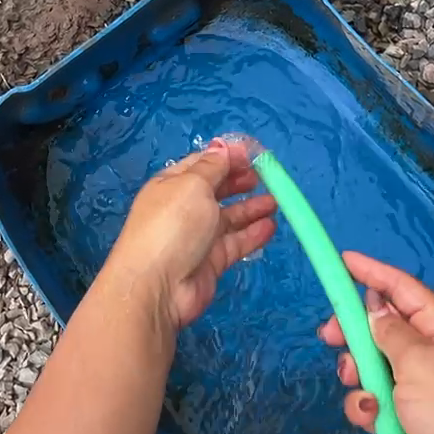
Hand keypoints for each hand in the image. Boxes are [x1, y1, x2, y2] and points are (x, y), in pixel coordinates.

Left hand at [102, 138, 277, 330]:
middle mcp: (184, 208)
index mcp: (173, 184)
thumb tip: (223, 147)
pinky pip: (236, 242)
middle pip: (217, 189)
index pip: (203, 164)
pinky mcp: (211, 261)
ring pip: (229, 217)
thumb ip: (213, 166)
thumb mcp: (193, 184)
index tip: (254, 154)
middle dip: (240, 181)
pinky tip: (271, 226)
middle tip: (264, 177)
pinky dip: (253, 234)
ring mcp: (198, 236)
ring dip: (252, 207)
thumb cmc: (173, 224)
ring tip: (275, 201)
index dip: (227, 157)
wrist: (157, 286)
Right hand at [318, 252, 433, 433]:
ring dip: (356, 370)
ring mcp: (413, 389)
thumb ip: (389, 331)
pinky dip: (365, 405)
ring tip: (354, 379)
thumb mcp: (419, 359)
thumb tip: (374, 307)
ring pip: (369, 365)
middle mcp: (427, 354)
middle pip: (380, 327)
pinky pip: (371, 400)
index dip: (373, 273)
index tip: (343, 261)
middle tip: (329, 335)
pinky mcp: (401, 422)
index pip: (403, 290)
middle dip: (353, 329)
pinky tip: (370, 415)